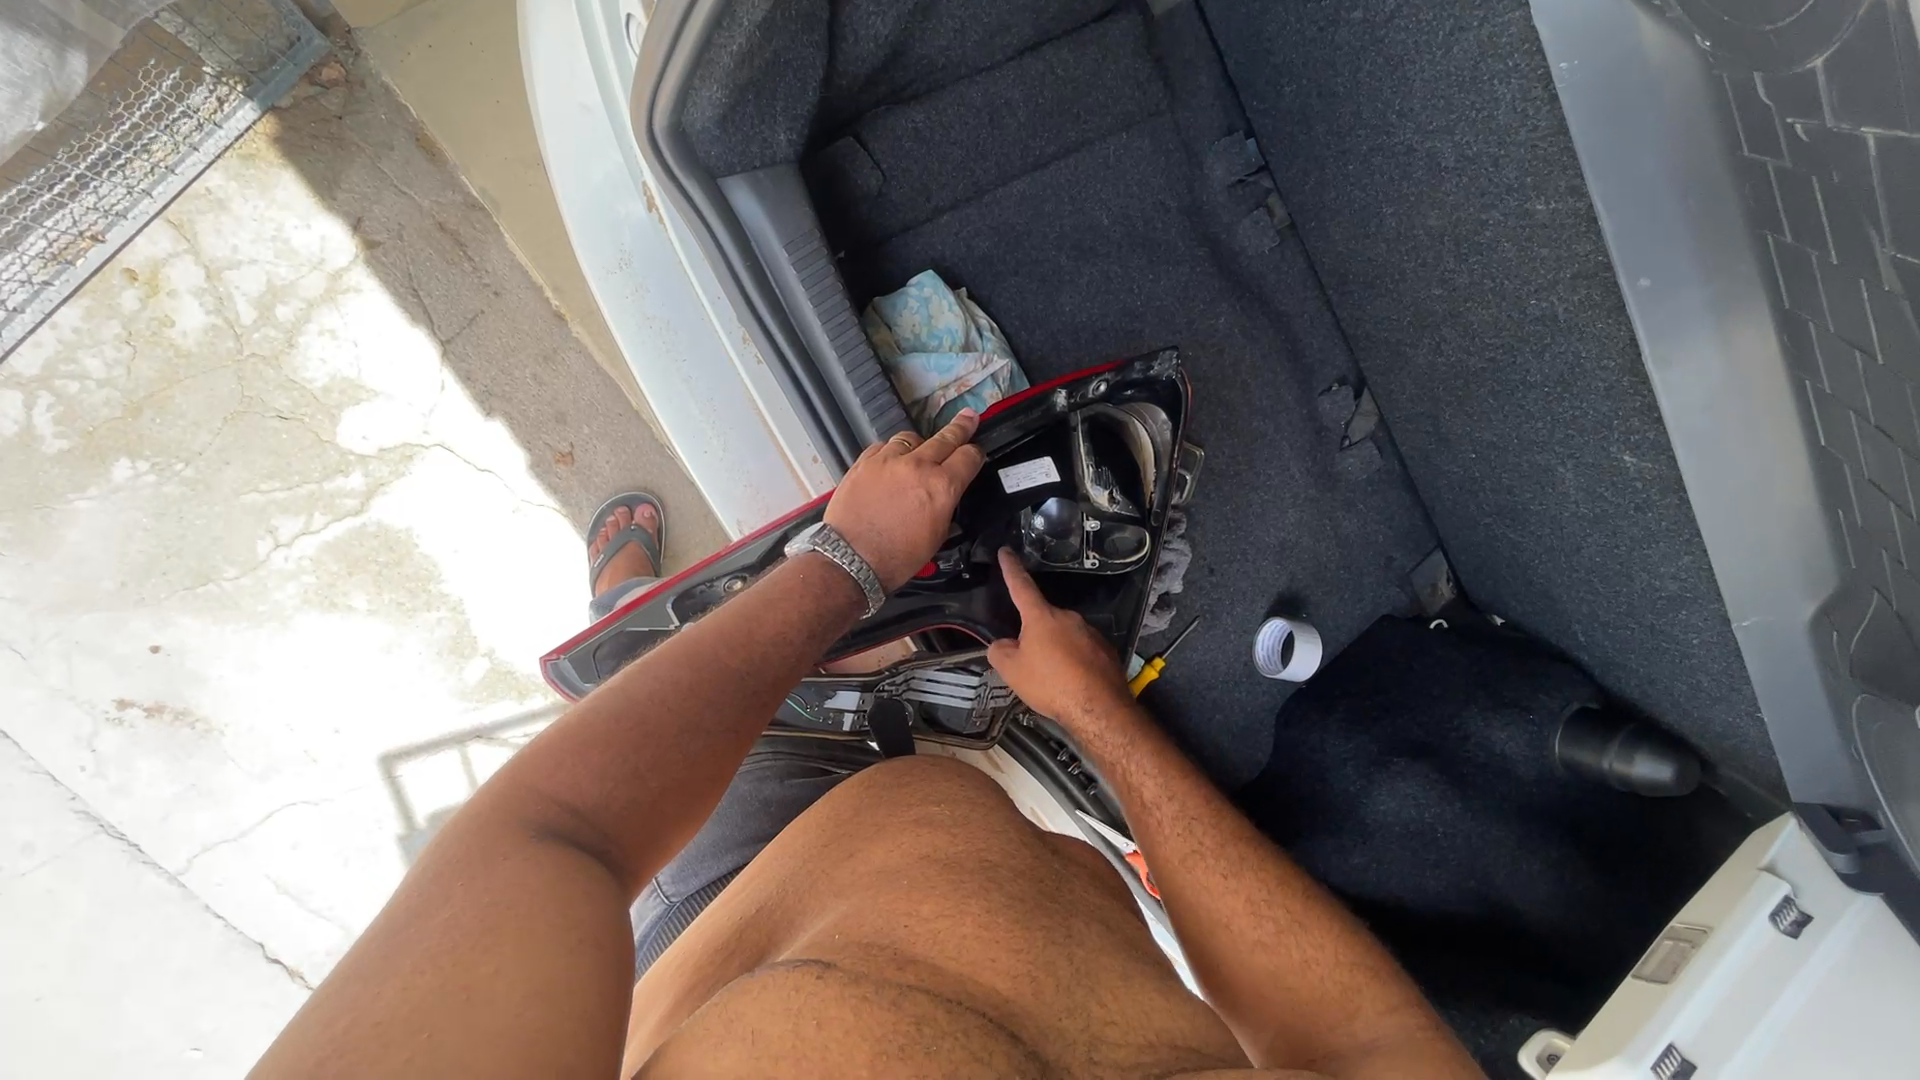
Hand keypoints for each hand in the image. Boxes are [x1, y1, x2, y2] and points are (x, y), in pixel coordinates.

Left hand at [824, 410, 986, 590]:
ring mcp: (888, 460)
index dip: (976, 454)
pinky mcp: (864, 462)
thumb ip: (946, 507)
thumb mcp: (937, 537)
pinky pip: (884, 447)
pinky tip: (891, 463)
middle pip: (945, 438)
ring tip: (921, 451)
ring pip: (911, 438)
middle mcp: (918, 466)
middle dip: (961, 427)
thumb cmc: (897, 558)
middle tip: (969, 417)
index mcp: (942, 487)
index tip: (976, 452)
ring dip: (920, 444)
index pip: (969, 457)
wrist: (851, 559)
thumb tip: (947, 496)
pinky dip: (891, 452)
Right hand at [987, 548, 1135, 726]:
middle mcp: (1068, 617)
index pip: (1021, 586)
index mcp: (1041, 617)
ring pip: (1064, 636)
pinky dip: (1075, 662)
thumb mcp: (1011, 671)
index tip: (1006, 551)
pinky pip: (1083, 650)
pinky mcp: (1106, 649)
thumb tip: (1004, 644)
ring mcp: (1090, 632)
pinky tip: (1073, 682)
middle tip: (1030, 663)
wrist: (1098, 708)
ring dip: (1056, 651)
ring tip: (1053, 679)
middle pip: (1044, 620)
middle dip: (1035, 636)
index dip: (1010, 568)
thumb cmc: (1051, 684)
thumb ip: (1000, 651)